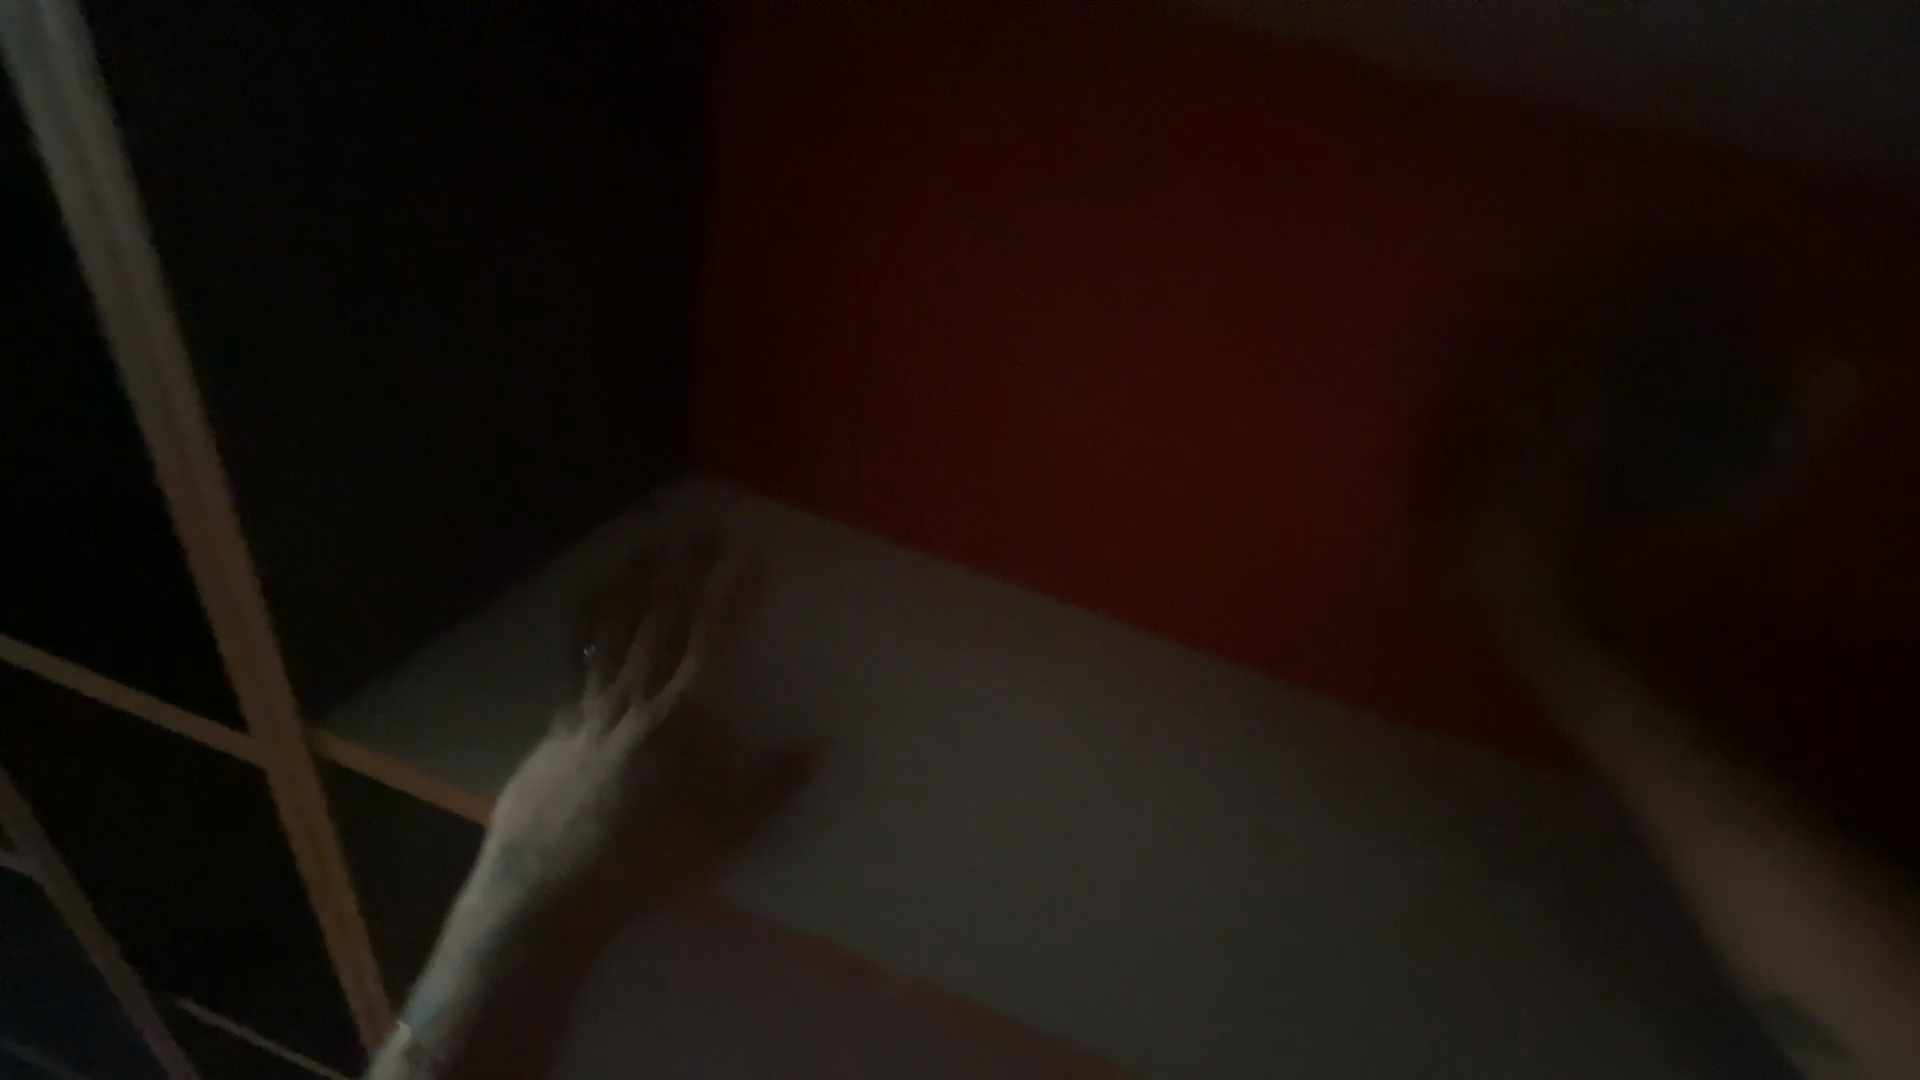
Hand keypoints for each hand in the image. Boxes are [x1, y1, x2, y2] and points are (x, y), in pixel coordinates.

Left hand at [460, 535, 809, 941]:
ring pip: (613, 631)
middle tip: (701, 531)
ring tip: (643, 546)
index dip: (734, 594)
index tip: (750, 556)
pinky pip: (573, 660)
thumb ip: (776, 783)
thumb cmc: (651, 859)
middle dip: (686, 573)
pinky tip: (586, 603)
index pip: (715, 640)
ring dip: (631, 584)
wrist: (551, 895)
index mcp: (684, 717)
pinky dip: (583, 624)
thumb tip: (823, 745)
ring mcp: (591, 708)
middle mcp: (637, 698)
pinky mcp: (557, 726)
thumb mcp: (729, 830)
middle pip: (663, 622)